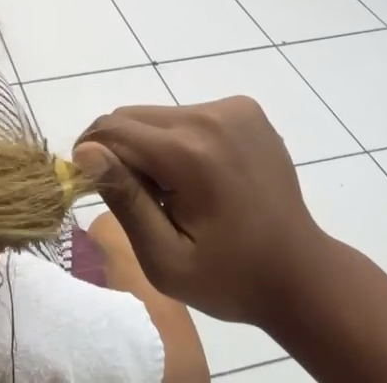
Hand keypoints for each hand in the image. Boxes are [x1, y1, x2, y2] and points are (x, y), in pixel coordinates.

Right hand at [74, 98, 330, 325]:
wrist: (301, 274)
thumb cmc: (229, 278)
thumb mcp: (165, 259)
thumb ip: (124, 200)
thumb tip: (85, 151)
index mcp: (189, 152)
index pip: (112, 131)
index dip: (92, 156)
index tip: (93, 187)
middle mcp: (210, 116)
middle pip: (133, 118)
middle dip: (124, 153)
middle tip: (144, 201)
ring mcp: (232, 108)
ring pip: (158, 115)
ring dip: (152, 147)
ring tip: (176, 193)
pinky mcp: (245, 109)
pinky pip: (187, 115)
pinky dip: (180, 141)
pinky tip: (202, 178)